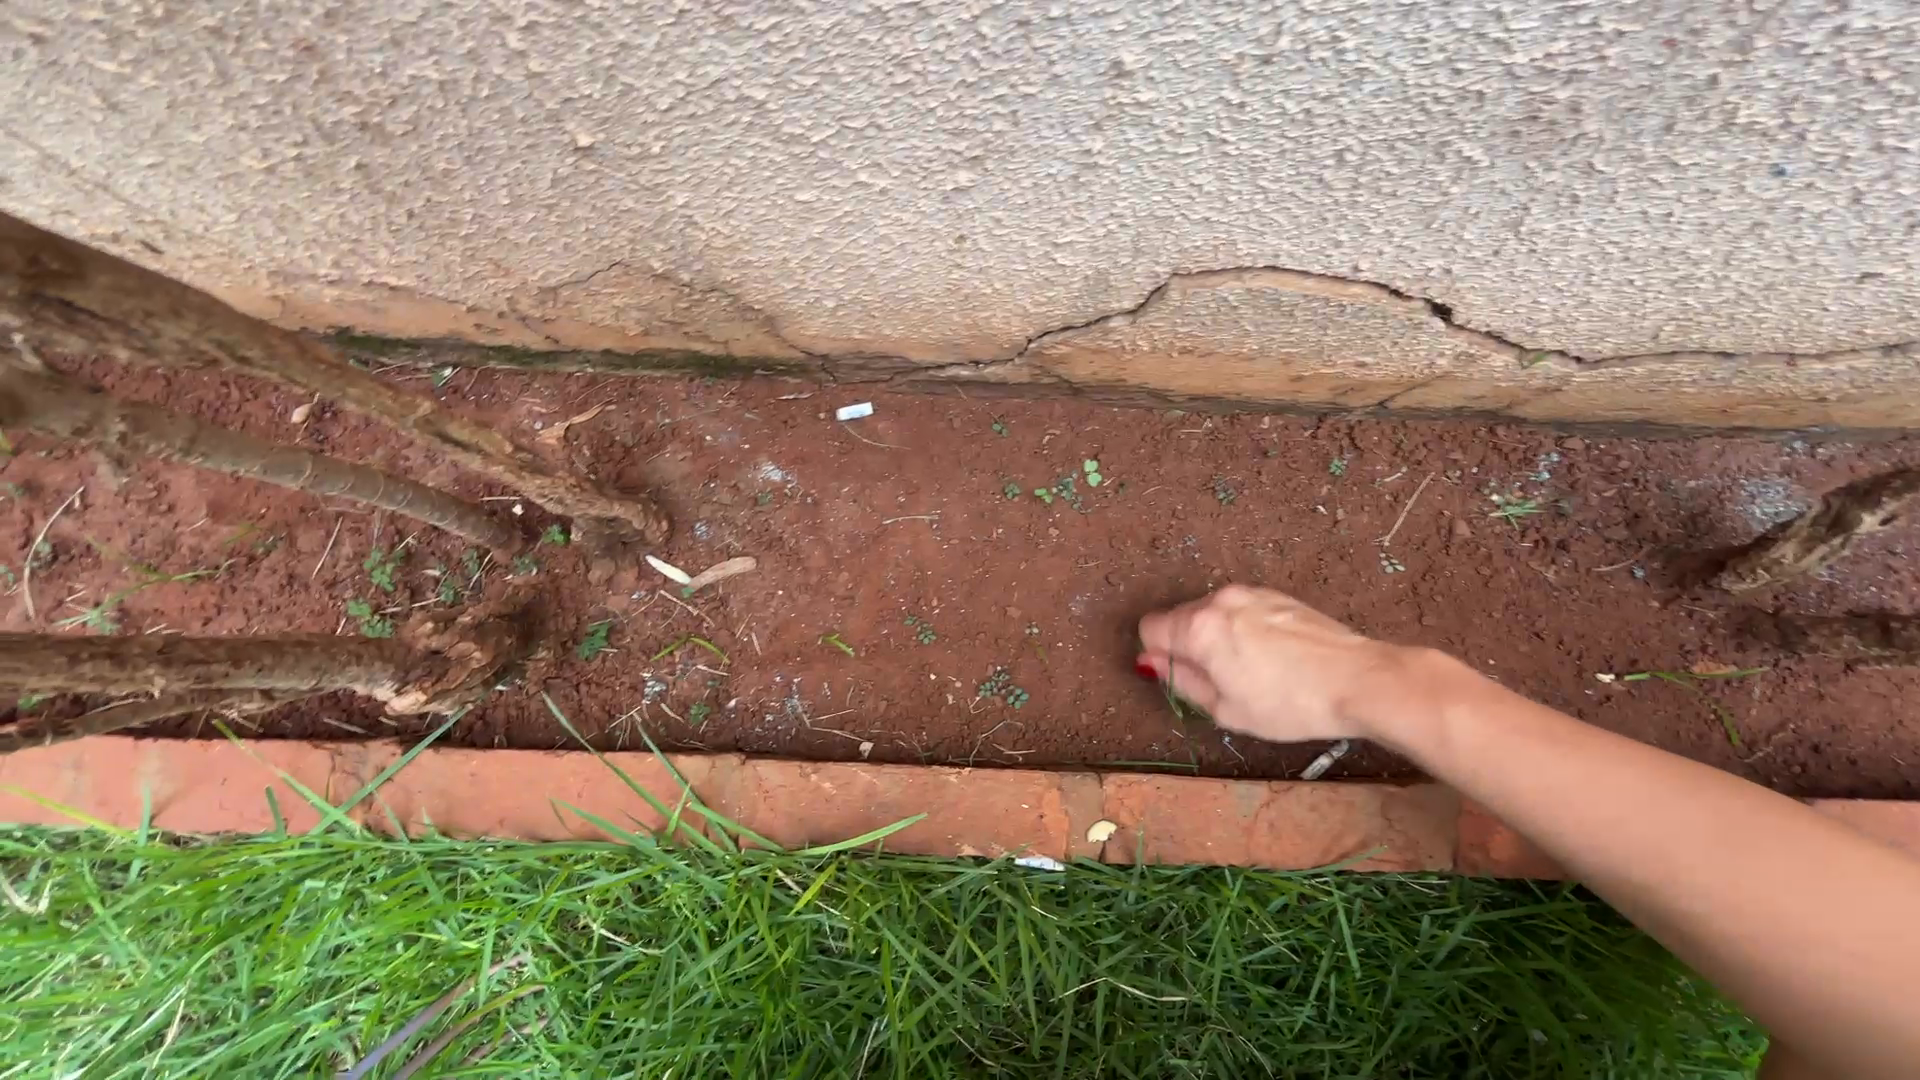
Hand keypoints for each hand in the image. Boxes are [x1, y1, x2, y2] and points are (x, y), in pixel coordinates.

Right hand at [1135, 584, 1417, 743]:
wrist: (1358, 680)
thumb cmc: (1290, 704)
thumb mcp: (1226, 709)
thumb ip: (1180, 681)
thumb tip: (1151, 662)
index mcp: (1198, 628)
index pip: (1149, 628)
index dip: (1158, 655)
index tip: (1183, 676)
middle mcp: (1218, 600)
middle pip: (1180, 618)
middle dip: (1189, 646)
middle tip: (1221, 681)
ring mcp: (1249, 593)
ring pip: (1211, 613)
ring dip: (1217, 637)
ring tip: (1252, 670)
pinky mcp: (1275, 594)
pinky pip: (1240, 610)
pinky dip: (1243, 629)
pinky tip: (1272, 657)